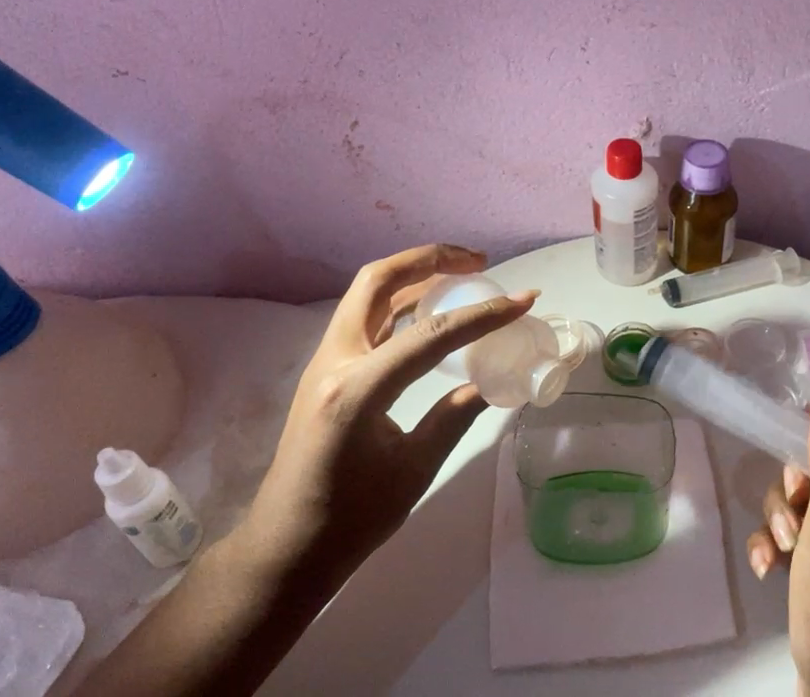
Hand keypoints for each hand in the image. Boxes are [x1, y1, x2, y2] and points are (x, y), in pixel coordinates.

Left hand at [83, 244, 537, 696]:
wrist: (285, 548)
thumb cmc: (350, 520)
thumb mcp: (413, 471)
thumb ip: (454, 418)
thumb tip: (488, 383)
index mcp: (356, 391)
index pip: (430, 335)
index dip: (482, 315)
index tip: (524, 299)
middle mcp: (334, 362)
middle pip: (379, 281)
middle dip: (431, 260)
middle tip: (478, 262)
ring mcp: (324, 363)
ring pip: (368, 294)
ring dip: (414, 275)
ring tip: (461, 275)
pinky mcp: (325, 371)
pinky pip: (364, 318)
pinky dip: (400, 302)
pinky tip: (430, 312)